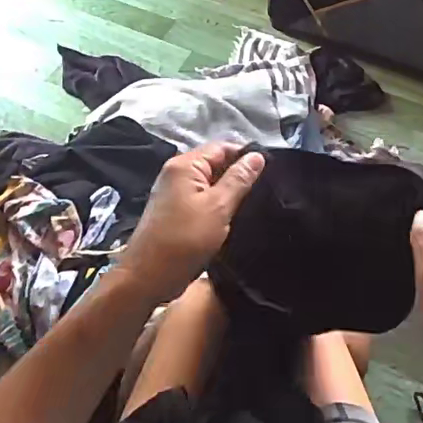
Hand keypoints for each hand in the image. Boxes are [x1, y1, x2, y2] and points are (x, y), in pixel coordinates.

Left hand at [117, 142, 264, 304]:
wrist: (149, 275)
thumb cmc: (184, 239)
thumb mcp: (218, 207)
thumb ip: (238, 179)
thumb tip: (256, 156)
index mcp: (185, 165)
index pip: (222, 147)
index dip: (246, 155)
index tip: (273, 170)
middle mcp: (177, 172)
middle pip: (215, 163)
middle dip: (239, 174)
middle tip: (269, 188)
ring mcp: (175, 192)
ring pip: (210, 183)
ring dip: (230, 191)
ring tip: (258, 202)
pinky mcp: (176, 210)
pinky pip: (202, 198)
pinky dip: (218, 204)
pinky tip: (237, 215)